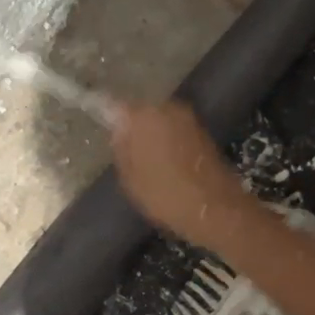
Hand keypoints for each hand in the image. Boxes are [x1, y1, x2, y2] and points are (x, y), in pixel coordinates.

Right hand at [109, 99, 255, 246]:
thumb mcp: (131, 179)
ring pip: (159, 119)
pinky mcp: (202, 131)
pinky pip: (174, 129)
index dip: (106, 114)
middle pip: (140, 111)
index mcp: (143, 116)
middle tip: (122, 146)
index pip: (115, 106)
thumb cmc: (166, 195)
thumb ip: (121, 150)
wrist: (216, 208)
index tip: (98, 122)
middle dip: (131, 124)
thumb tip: (118, 130)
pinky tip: (162, 159)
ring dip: (151, 132)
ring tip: (142, 156)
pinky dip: (167, 139)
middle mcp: (167, 108)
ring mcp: (188, 118)